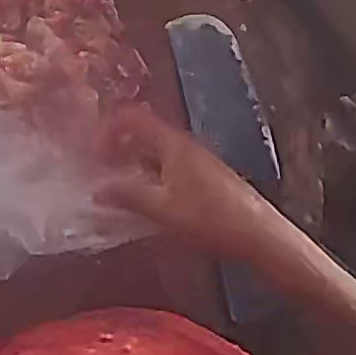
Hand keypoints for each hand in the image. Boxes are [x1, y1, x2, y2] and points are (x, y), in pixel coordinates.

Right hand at [100, 107, 280, 260]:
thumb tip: (97, 191)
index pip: (132, 118)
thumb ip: (128, 197)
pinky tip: (146, 197)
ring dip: (132, 161)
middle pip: (142, 132)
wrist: (261, 236)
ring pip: (154, 149)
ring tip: (118, 184)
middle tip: (101, 169)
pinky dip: (149, 172)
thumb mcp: (163, 209)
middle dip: (117, 146)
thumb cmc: (211, 217)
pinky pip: (166, 163)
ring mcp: (195, 158)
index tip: (94, 153)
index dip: (108, 129)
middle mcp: (183, 144)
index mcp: (172, 143)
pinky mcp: (203, 175)